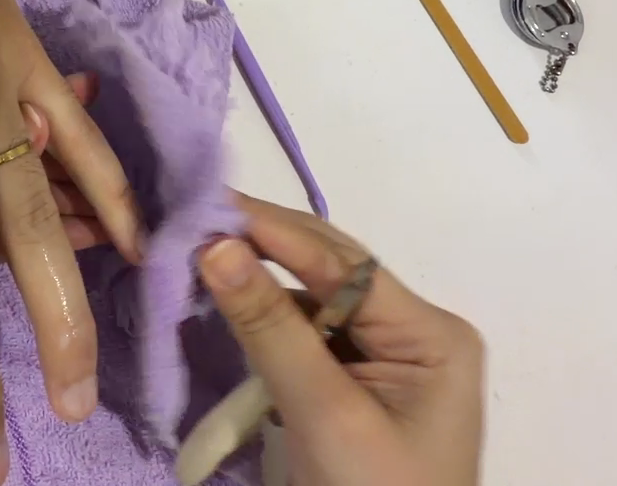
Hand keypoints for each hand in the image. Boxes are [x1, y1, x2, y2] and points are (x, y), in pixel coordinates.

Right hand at [198, 195, 484, 485]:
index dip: (265, 225)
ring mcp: (381, 350)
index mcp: (428, 332)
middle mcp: (410, 327)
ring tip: (194, 246)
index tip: (199, 202)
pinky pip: (298, 322)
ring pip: (306, 289)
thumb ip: (268, 323)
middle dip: (257, 241)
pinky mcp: (351, 373)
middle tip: (188, 216)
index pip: (336, 258)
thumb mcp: (322, 413)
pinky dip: (257, 307)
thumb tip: (212, 241)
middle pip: (323, 265)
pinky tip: (222, 292)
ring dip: (253, 270)